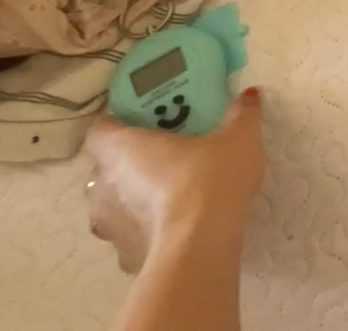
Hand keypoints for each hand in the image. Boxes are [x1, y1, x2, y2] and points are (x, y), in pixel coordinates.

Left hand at [84, 86, 265, 273]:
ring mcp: (108, 224)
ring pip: (113, 200)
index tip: (142, 118)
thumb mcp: (239, 135)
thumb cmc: (210, 177)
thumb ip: (241, 112)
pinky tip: (175, 220)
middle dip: (131, 158)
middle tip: (168, 150)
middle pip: (106, 165)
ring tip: (172, 188)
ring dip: (134, 192)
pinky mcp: (121, 252)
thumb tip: (247, 94)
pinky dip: (145, 222)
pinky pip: (129, 228)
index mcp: (123, 149)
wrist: (200, 243)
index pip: (100, 129)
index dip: (116, 121)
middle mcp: (103, 185)